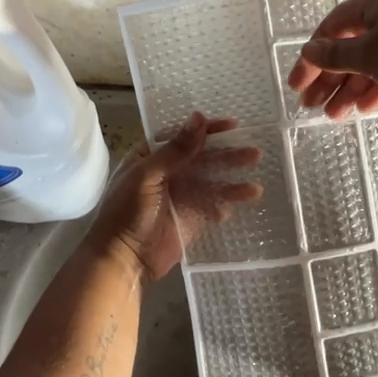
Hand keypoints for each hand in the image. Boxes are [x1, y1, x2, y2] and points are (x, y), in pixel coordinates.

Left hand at [87, 113, 261, 283]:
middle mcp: (168, 173)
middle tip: (254, 155)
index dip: (208, 130)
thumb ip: (176, 149)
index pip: (184, 136)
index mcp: (151, 156)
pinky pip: (211, 207)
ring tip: (255, 189)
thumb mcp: (148, 176)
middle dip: (228, 157)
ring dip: (232, 185)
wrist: (122, 259)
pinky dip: (222, 207)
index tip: (234, 126)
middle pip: (203, 159)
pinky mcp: (190, 219)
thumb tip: (199, 117)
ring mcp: (180, 196)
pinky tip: (229, 211)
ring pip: (211, 184)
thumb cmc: (126, 212)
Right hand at [287, 0, 377, 119]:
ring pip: (371, 63)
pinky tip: (363, 109)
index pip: (330, 28)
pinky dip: (376, 88)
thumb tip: (310, 49)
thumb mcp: (370, 55)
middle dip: (330, 79)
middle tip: (310, 107)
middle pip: (350, 47)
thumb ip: (336, 54)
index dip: (310, 58)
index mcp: (373, 3)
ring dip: (350, 89)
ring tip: (334, 116)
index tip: (296, 86)